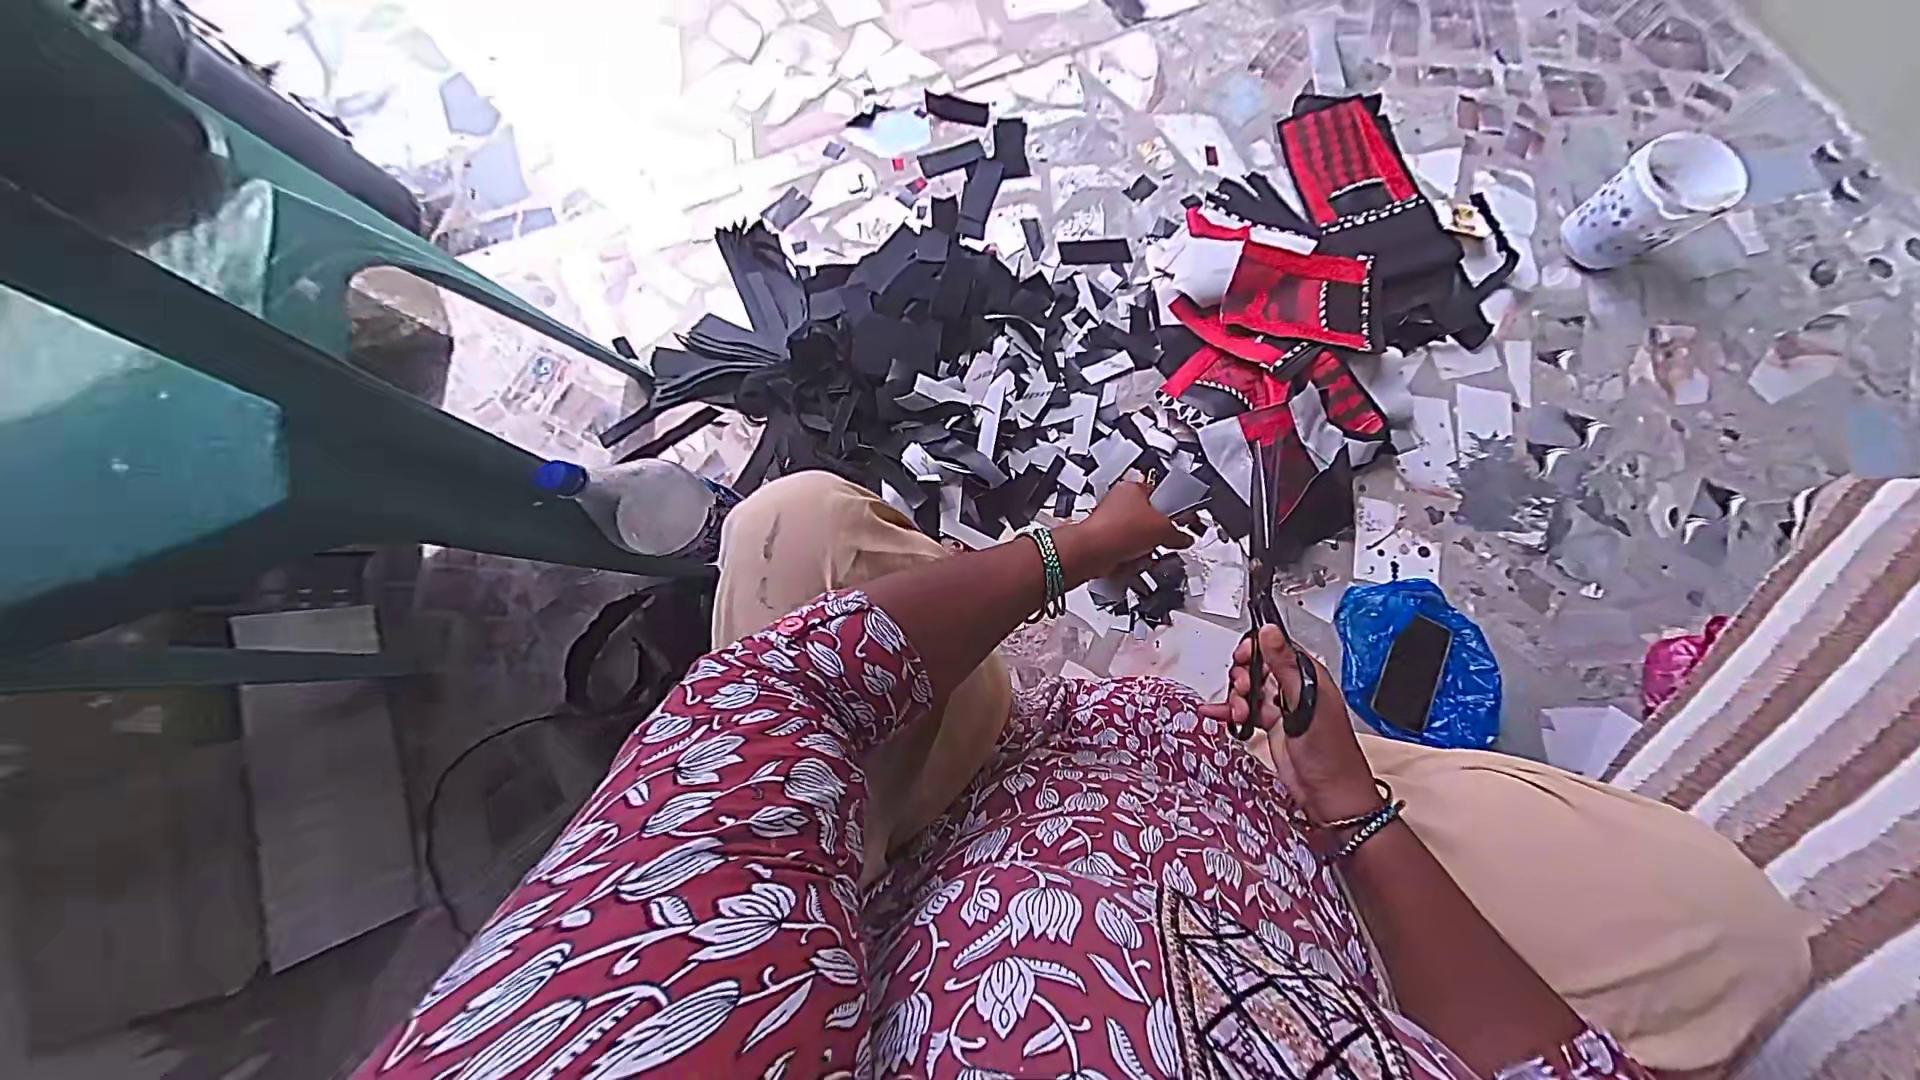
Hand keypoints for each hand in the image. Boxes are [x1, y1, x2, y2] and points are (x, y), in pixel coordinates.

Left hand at [1055, 480, 1192, 581]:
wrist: (1091, 554)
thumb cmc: (1116, 530)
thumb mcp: (1162, 528)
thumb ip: (1178, 532)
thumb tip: (1185, 537)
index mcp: (1132, 488)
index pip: (1163, 494)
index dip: (1178, 508)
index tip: (1188, 520)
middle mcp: (1120, 503)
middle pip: (1153, 519)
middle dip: (1161, 533)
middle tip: (1168, 539)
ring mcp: (1112, 524)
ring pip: (1141, 538)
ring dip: (1148, 548)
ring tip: (1147, 552)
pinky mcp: (1107, 543)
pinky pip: (1129, 551)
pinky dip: (1134, 557)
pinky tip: (1135, 560)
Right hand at [1199, 625, 1380, 822]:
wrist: (1330, 796)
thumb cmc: (1330, 753)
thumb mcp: (1304, 703)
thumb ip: (1284, 665)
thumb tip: (1270, 632)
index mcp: (1309, 676)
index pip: (1276, 647)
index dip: (1255, 649)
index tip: (1243, 658)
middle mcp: (1294, 688)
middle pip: (1257, 667)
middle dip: (1242, 676)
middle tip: (1243, 690)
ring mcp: (1282, 707)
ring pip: (1248, 689)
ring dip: (1235, 698)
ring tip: (1239, 713)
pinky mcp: (1271, 725)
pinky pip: (1244, 710)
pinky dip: (1229, 712)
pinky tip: (1217, 714)